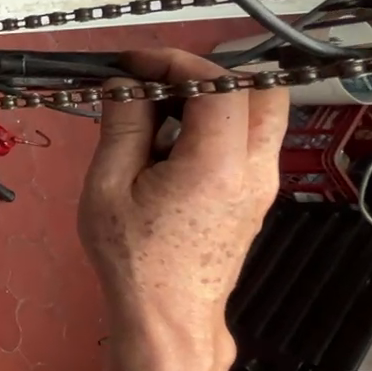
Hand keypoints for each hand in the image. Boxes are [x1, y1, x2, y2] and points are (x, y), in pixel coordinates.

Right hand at [77, 49, 288, 332]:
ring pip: (259, 113)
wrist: (167, 308)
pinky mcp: (255, 192)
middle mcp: (257, 167)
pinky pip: (248, 138)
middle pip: (263, 91)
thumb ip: (123, 127)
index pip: (220, 86)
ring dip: (211, 96)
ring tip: (153, 108)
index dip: (176, 62)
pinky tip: (165, 139)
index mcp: (218, 164)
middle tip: (153, 79)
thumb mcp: (108, 183)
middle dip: (207, 71)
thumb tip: (124, 85)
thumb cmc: (129, 250)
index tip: (132, 64)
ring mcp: (264, 181)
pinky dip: (213, 121)